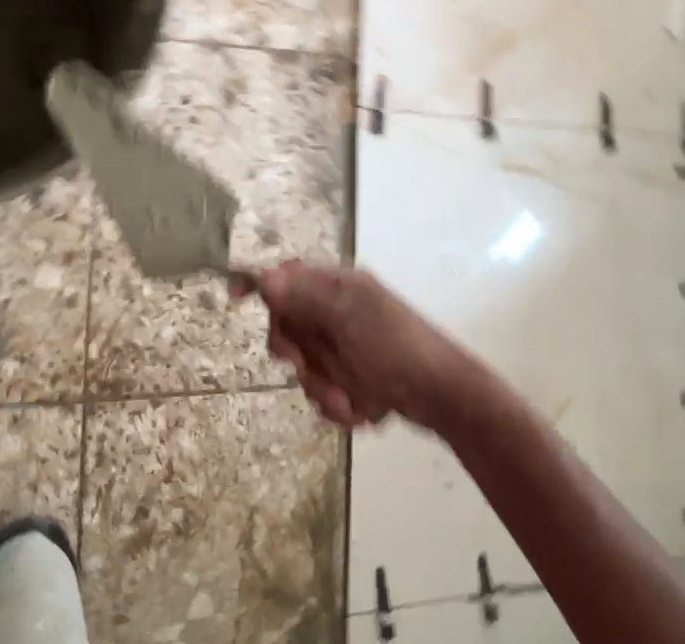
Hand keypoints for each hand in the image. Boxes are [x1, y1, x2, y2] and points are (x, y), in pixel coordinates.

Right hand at [239, 261, 471, 428]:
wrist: (448, 398)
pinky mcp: (358, 378)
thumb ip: (305, 296)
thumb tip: (264, 276)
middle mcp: (340, 312)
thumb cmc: (399, 347)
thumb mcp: (349, 316)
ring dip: (325, 389)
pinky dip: (342, 405)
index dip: (260, 286)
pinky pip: (328, 391)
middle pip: (289, 329)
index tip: (236, 298)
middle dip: (299, 357)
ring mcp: (349, 347)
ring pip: (308, 368)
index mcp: (338, 287)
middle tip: (305, 367)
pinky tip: (366, 409)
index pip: (287, 277)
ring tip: (351, 400)